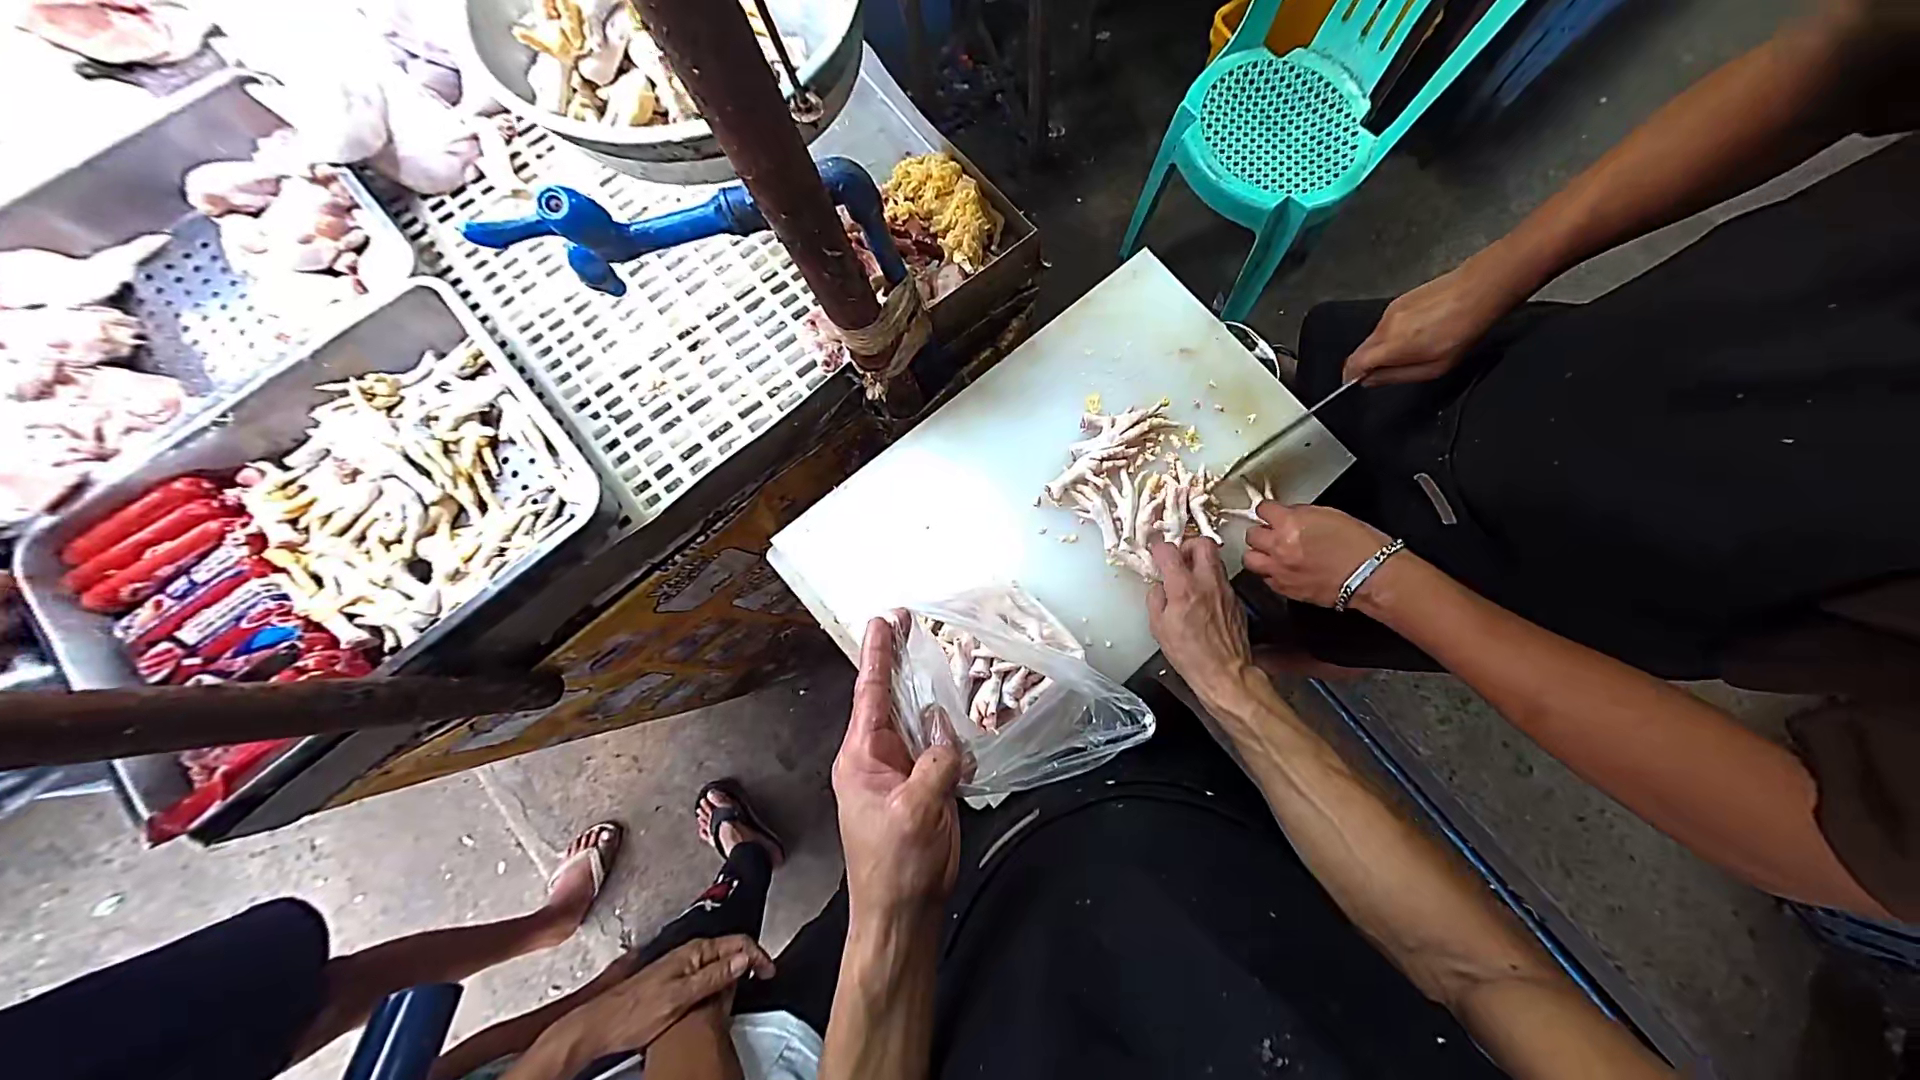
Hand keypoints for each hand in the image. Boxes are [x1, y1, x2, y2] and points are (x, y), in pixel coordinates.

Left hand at [538, 937, 772, 1061]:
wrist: (599, 1027)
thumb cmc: (634, 1013)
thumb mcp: (680, 997)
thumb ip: (714, 976)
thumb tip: (744, 958)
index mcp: (694, 952)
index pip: (738, 943)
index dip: (758, 955)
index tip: (769, 972)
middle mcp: (690, 954)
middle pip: (731, 948)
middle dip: (751, 959)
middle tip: (765, 978)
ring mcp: (682, 966)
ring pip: (721, 961)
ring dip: (738, 969)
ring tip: (750, 985)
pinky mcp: (676, 981)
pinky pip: (709, 972)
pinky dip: (724, 979)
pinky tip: (723, 995)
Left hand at [834, 618, 962, 922]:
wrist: (903, 910)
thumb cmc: (893, 868)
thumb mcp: (914, 813)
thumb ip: (935, 766)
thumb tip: (948, 735)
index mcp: (862, 757)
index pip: (869, 694)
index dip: (877, 655)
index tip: (881, 622)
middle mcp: (879, 756)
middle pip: (892, 697)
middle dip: (900, 659)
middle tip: (910, 622)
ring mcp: (903, 769)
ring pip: (918, 719)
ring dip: (929, 691)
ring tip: (940, 656)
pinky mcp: (924, 783)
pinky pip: (938, 744)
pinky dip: (949, 726)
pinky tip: (961, 712)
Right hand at [1146, 538, 1253, 705]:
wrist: (1224, 672)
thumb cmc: (1191, 655)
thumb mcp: (1158, 627)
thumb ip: (1155, 599)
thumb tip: (1158, 588)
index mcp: (1184, 588)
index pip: (1169, 551)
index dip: (1158, 546)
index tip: (1155, 548)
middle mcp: (1208, 583)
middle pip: (1202, 543)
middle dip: (1187, 544)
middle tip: (1178, 556)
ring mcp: (1225, 590)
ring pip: (1215, 559)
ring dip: (1200, 561)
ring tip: (1188, 575)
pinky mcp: (1235, 600)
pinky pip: (1222, 579)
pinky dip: (1210, 580)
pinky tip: (1201, 596)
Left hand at [1242, 503, 1392, 607]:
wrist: (1373, 576)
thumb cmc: (1360, 545)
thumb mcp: (1330, 514)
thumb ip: (1301, 513)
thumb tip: (1288, 514)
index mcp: (1289, 523)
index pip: (1262, 509)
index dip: (1267, 510)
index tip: (1270, 513)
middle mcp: (1279, 546)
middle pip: (1251, 535)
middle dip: (1261, 532)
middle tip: (1271, 534)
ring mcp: (1279, 569)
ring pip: (1250, 559)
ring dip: (1259, 554)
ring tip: (1270, 553)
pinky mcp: (1284, 588)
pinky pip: (1265, 578)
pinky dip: (1270, 573)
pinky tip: (1282, 569)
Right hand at [1341, 262, 1516, 385]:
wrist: (1482, 287)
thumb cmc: (1465, 328)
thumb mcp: (1435, 368)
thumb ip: (1395, 376)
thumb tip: (1370, 381)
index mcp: (1390, 347)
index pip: (1353, 364)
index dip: (1350, 376)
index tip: (1354, 381)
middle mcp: (1383, 327)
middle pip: (1360, 351)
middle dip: (1367, 363)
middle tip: (1387, 369)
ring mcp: (1389, 312)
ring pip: (1373, 337)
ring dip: (1383, 347)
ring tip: (1412, 348)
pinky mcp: (1399, 301)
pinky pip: (1385, 324)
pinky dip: (1393, 333)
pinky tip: (1418, 331)